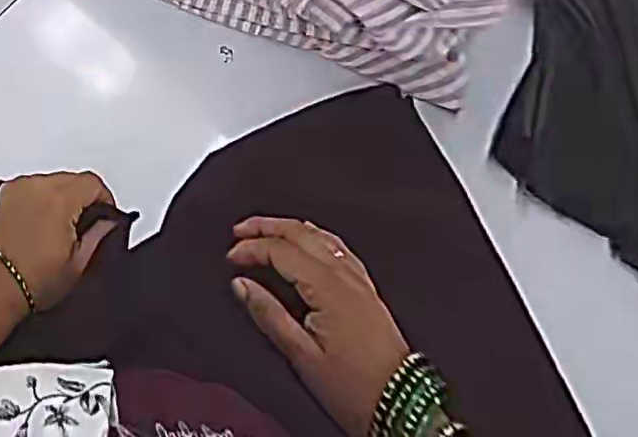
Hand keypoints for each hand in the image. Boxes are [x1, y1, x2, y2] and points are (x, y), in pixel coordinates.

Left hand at [0, 172, 120, 380]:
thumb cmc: (33, 279)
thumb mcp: (79, 263)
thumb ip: (100, 234)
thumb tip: (110, 221)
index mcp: (61, 199)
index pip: (93, 182)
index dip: (104, 199)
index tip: (105, 214)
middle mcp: (39, 185)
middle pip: (73, 178)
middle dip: (82, 198)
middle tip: (81, 227)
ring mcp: (21, 186)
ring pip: (53, 181)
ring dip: (60, 197)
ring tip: (56, 228)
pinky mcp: (7, 190)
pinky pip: (33, 185)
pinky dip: (40, 197)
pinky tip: (39, 222)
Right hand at [228, 218, 409, 435]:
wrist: (405, 411)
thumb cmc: (357, 390)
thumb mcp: (303, 357)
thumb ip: (269, 314)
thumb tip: (241, 285)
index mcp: (327, 288)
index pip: (280, 251)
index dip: (251, 249)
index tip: (232, 258)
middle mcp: (344, 276)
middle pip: (299, 232)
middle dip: (265, 226)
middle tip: (239, 230)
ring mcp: (359, 281)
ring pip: (318, 235)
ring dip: (288, 227)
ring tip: (266, 229)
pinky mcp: (367, 290)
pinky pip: (337, 247)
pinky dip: (315, 236)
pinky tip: (308, 238)